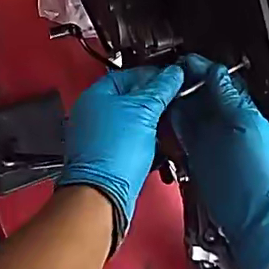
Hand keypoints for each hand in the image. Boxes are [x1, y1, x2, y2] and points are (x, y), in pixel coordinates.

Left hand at [56, 66, 184, 239]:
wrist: (103, 195)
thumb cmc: (112, 154)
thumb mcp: (144, 111)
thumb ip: (161, 89)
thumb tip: (174, 74)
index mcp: (96, 94)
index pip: (130, 73)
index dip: (154, 75)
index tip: (173, 78)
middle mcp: (94, 113)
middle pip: (132, 97)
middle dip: (155, 100)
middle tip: (173, 101)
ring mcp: (100, 137)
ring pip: (134, 121)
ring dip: (153, 123)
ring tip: (169, 125)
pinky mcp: (109, 157)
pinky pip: (132, 142)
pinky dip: (147, 142)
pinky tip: (159, 146)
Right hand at [170, 56, 268, 268]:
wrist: (261, 225)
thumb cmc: (263, 180)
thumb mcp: (246, 128)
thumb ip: (229, 99)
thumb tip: (215, 73)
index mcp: (244, 113)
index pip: (218, 81)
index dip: (200, 70)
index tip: (182, 63)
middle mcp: (227, 127)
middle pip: (201, 98)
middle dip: (183, 86)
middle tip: (164, 78)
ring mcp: (212, 146)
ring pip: (189, 117)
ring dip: (174, 106)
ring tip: (159, 96)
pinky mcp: (199, 165)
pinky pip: (181, 140)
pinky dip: (170, 130)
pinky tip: (162, 122)